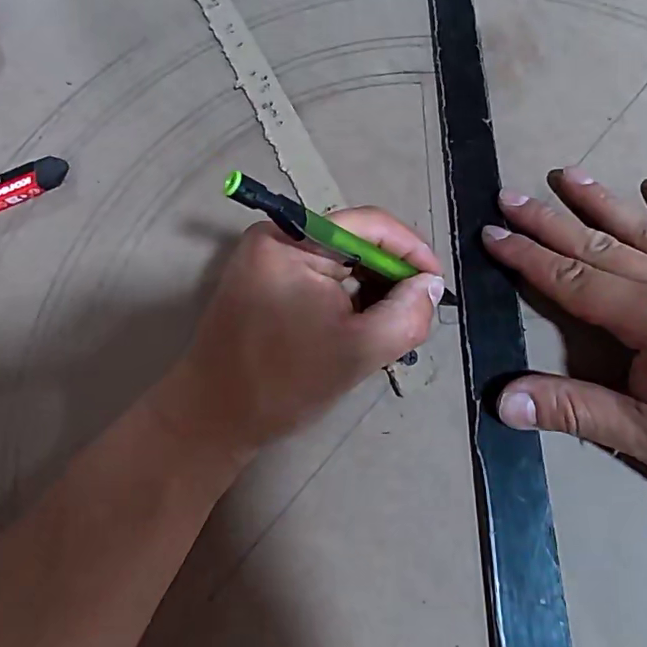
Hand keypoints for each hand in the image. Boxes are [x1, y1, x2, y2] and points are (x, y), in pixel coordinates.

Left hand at [170, 208, 444, 454]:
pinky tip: (361, 328)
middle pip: (357, 241)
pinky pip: (325, 276)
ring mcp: (270, 258)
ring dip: (373, 290)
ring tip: (389, 326)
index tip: (436, 285)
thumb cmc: (281, 383)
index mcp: (291, 240)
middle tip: (415, 313)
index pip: (370, 225)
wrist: (211, 421)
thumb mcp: (358, 351)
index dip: (411, 250)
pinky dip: (351, 299)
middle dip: (392, 276)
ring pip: (344, 261)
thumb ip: (407, 315)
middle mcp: (278, 237)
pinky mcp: (268, 280)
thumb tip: (431, 286)